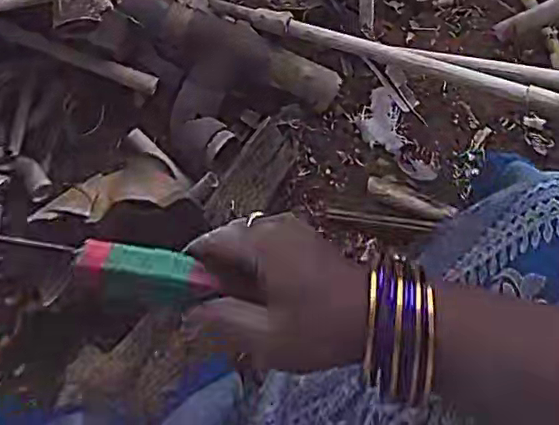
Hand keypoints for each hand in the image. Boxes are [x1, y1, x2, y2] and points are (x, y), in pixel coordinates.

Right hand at [183, 214, 369, 372]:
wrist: (375, 314)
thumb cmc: (320, 325)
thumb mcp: (267, 336)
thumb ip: (223, 320)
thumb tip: (190, 313)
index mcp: (259, 240)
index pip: (209, 241)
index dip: (191, 266)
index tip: (183, 291)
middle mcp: (271, 223)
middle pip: (227, 238)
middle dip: (215, 269)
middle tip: (215, 306)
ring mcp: (289, 225)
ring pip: (246, 240)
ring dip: (236, 267)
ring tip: (242, 304)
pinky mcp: (302, 234)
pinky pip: (265, 241)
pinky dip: (255, 262)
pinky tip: (265, 293)